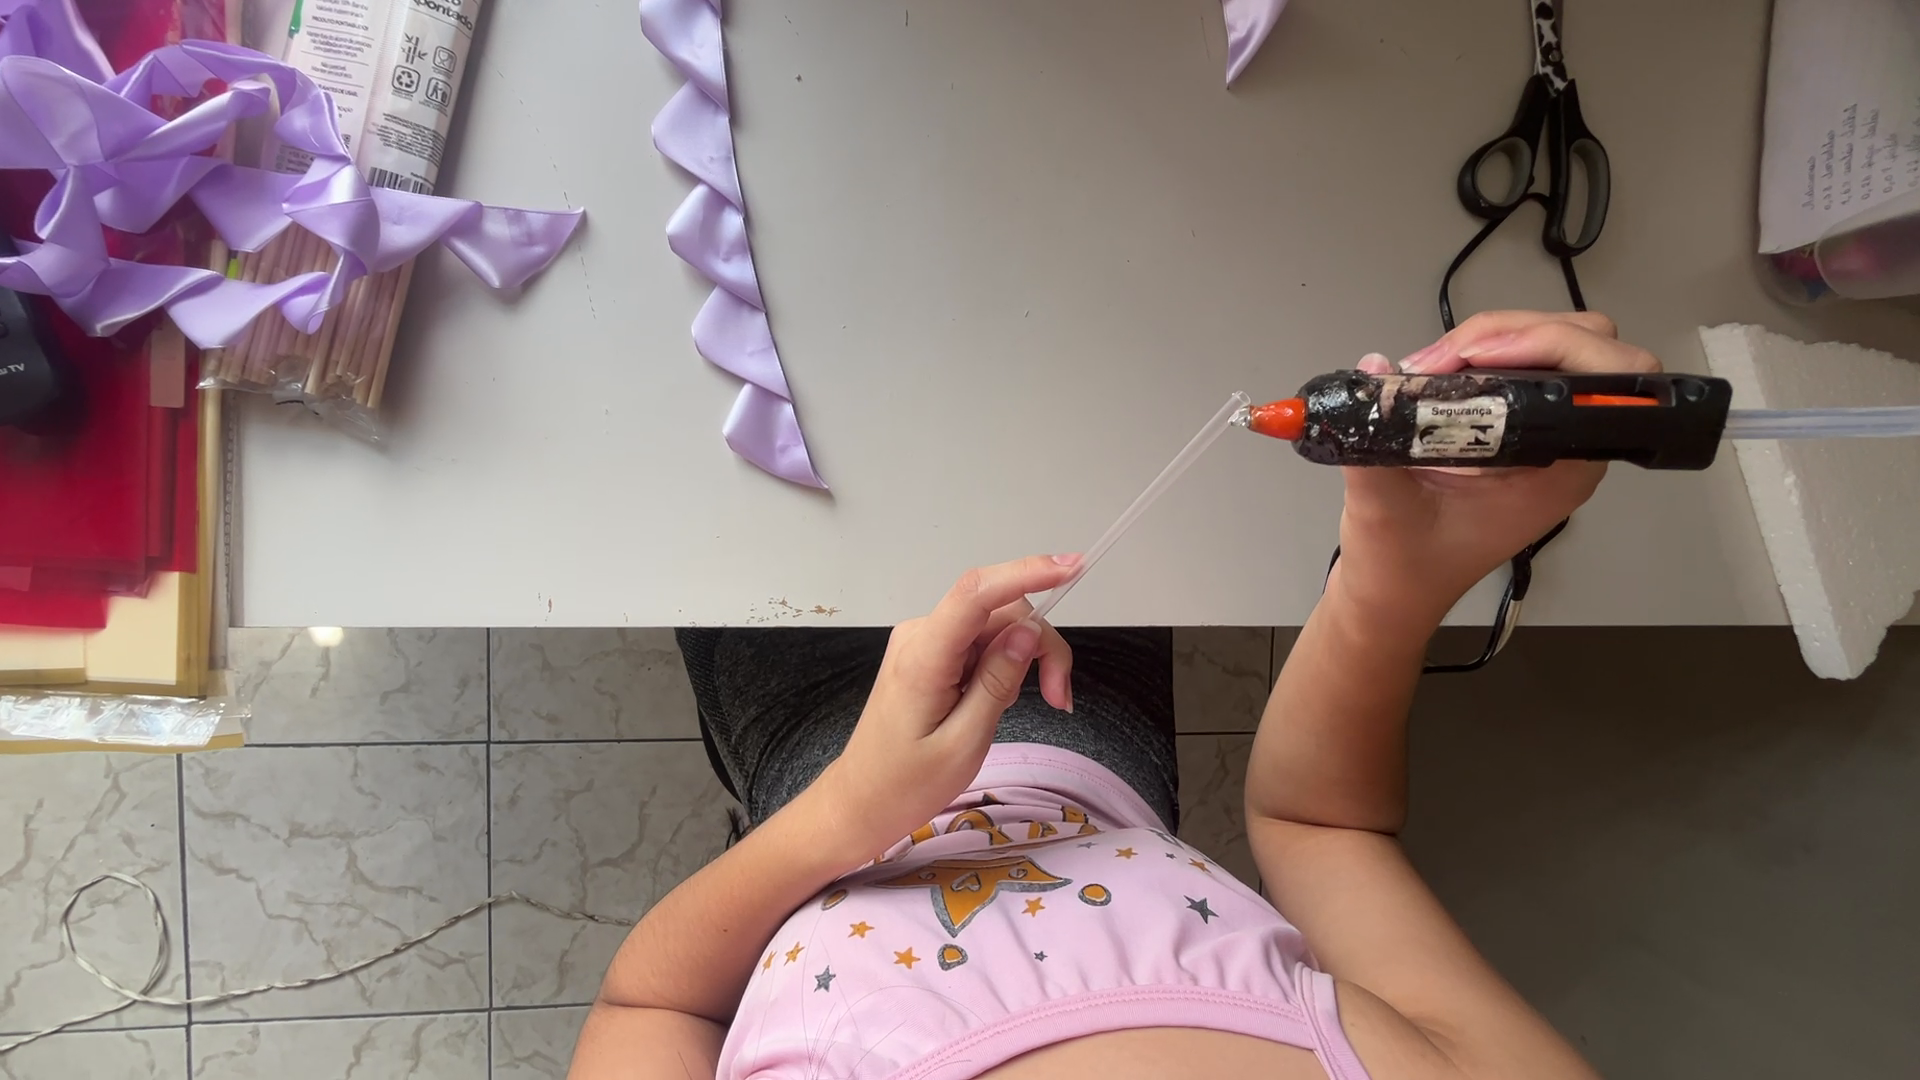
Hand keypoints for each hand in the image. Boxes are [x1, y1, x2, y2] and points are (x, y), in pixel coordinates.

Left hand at [813, 556, 1078, 860]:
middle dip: (1040, 644)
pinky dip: (1004, 664)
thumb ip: (998, 682)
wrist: (862, 800)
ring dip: (1024, 659)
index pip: (978, 594)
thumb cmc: (907, 784)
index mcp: (924, 656)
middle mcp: (921, 633)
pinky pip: (980, 640)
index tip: (1073, 568)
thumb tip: (1028, 631)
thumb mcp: (964, 742)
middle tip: (1060, 697)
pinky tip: (998, 700)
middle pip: (999, 610)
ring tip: (1022, 707)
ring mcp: (924, 639)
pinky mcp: (931, 651)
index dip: (1028, 573)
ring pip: (996, 625)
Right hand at [1334, 310, 1661, 623]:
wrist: (1391, 593)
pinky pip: (1516, 371)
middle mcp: (1566, 447)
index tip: (1473, 357)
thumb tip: (1370, 368)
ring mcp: (1541, 437)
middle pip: (1584, 346)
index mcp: (1562, 470)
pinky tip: (1430, 374)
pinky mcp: (1511, 432)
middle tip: (1438, 359)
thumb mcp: (1380, 507)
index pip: (1607, 379)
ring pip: (1550, 351)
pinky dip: (1475, 357)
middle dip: (1511, 334)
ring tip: (1424, 366)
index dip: (1549, 346)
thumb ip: (1373, 440)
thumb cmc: (1400, 563)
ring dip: (1488, 342)